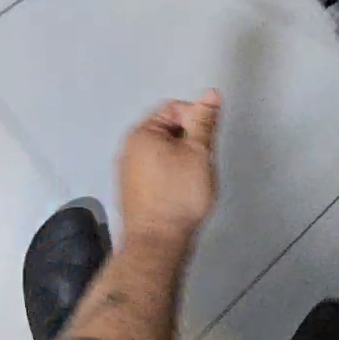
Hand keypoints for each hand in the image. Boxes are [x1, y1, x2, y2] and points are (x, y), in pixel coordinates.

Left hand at [117, 90, 221, 250]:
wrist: (156, 246)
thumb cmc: (178, 196)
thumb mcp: (198, 152)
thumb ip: (204, 120)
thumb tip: (210, 93)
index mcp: (141, 133)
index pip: (175, 108)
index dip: (196, 120)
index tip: (206, 143)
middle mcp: (129, 149)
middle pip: (169, 129)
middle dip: (190, 141)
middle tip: (202, 162)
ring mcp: (128, 172)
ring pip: (164, 152)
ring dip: (183, 159)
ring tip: (193, 180)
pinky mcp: (132, 192)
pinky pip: (157, 171)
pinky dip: (172, 175)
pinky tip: (181, 193)